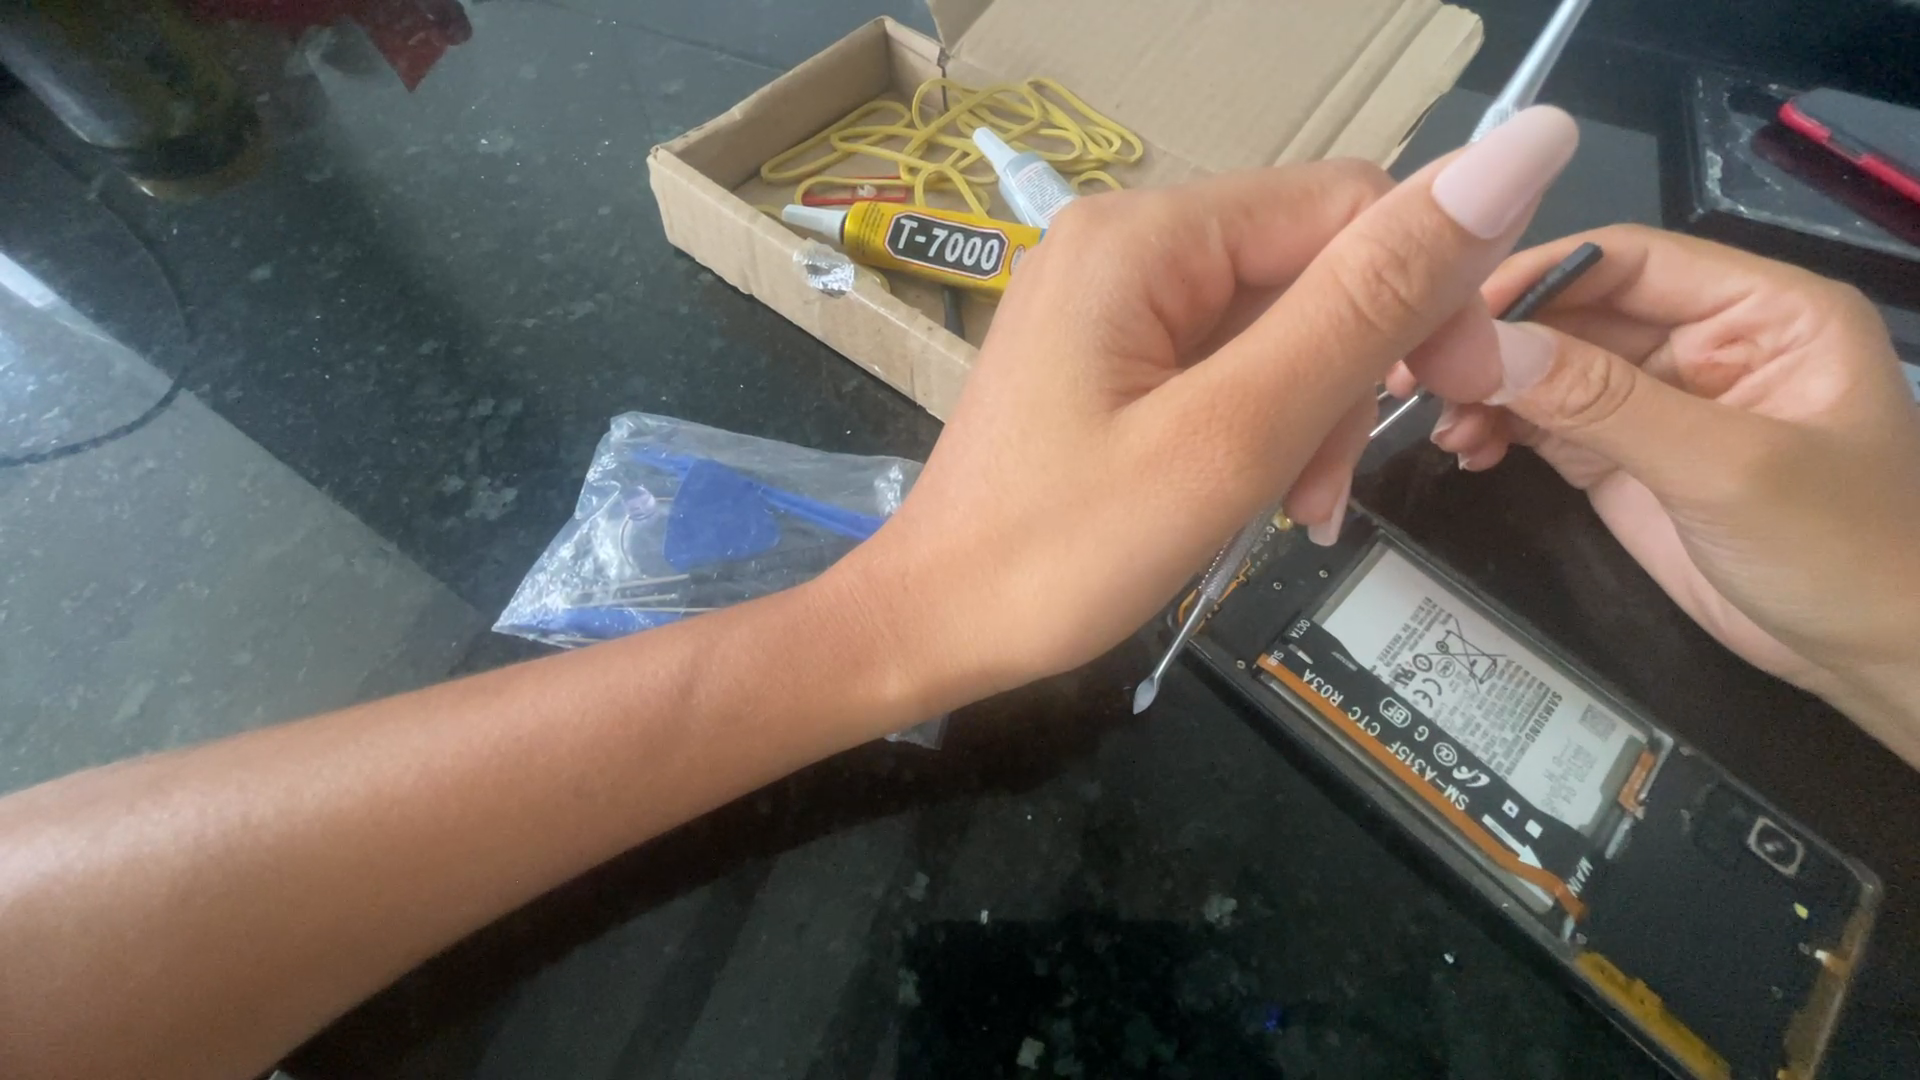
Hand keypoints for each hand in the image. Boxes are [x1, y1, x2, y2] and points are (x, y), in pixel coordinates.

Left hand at [832, 108, 1580, 712]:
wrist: (934, 623)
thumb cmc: (1065, 551)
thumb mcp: (1232, 433)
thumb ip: (1366, 303)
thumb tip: (1526, 146)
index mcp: (1141, 238)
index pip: (1344, 208)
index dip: (1421, 296)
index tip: (1456, 401)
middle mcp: (1114, 248)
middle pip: (1297, 274)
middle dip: (1340, 381)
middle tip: (1325, 495)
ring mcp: (1095, 309)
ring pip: (1257, 332)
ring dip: (1297, 418)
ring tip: (1289, 512)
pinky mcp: (1088, 365)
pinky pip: (1203, 371)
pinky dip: (1242, 430)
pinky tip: (1245, 497)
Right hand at [1398, 225, 1919, 763]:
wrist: (1858, 650)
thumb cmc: (1836, 548)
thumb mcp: (1719, 466)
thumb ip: (1602, 402)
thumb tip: (1483, 351)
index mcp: (1754, 312)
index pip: (1622, 263)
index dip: (1529, 281)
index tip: (1446, 326)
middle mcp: (1691, 342)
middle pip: (1564, 316)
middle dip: (1490, 349)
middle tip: (1415, 383)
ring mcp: (1642, 400)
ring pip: (1535, 370)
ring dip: (1483, 396)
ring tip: (1451, 436)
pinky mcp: (1605, 451)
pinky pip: (1530, 421)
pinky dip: (1491, 432)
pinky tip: (1470, 455)